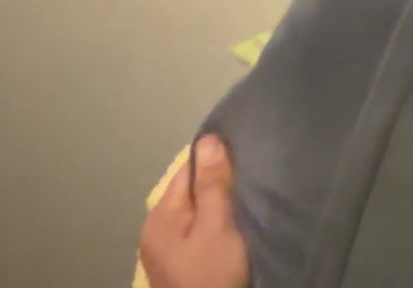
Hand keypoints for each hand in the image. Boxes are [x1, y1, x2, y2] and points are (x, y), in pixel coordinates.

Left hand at [140, 135, 249, 287]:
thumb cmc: (212, 273)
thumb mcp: (217, 226)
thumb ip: (212, 184)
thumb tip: (208, 138)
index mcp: (160, 217)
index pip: (188, 169)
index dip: (217, 156)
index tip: (249, 149)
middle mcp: (158, 229)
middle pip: (192, 187)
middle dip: (221, 177)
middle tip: (255, 171)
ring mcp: (168, 247)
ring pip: (199, 206)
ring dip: (222, 197)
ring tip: (250, 190)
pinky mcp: (182, 260)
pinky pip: (201, 224)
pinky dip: (219, 216)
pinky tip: (237, 217)